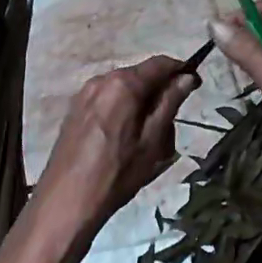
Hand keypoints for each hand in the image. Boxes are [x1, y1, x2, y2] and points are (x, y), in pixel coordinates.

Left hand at [41, 56, 200, 223]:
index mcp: (122, 84)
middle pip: (140, 75)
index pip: (159, 63)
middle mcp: (101, 80)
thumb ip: (170, 103)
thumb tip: (186, 78)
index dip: (180, 70)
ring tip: (149, 138)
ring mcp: (84, 93)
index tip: (195, 84)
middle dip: (160, 92)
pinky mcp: (75, 109)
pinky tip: (124, 138)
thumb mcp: (152, 141)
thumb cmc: (117, 173)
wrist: (66, 199)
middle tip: (172, 124)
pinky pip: (107, 99)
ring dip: (141, 103)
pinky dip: (122, 109)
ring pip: (123, 89)